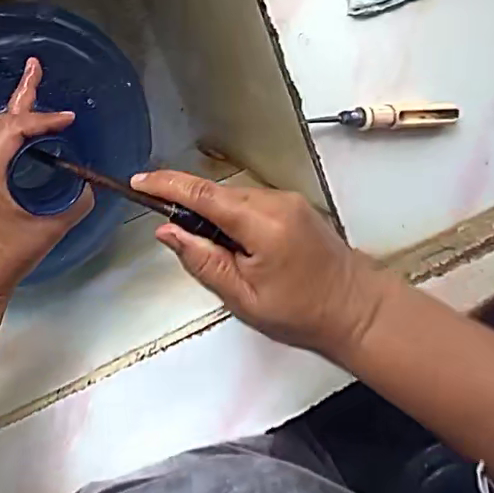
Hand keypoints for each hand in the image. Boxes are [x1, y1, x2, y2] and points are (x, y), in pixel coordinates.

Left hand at [0, 57, 94, 297]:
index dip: (43, 119)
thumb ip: (76, 203)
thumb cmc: (8, 257)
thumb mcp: (49, 229)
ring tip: (31, 91)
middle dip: (21, 94)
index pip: (14, 130)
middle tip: (35, 68)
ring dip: (13, 110)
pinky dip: (5, 127)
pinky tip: (20, 126)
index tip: (67, 119)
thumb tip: (91, 185)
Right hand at [134, 171, 390, 355]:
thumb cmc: (301, 311)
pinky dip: (233, 217)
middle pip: (216, 194)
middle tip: (176, 237)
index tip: (139, 181)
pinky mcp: (291, 203)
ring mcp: (286, 199)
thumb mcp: (243, 297)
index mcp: (262, 224)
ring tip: (221, 256)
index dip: (167, 184)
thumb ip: (202, 260)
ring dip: (213, 215)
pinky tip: (238, 247)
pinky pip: (249, 202)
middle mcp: (275, 201)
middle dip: (189, 207)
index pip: (203, 195)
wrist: (354, 306)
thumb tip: (167, 230)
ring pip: (232, 197)